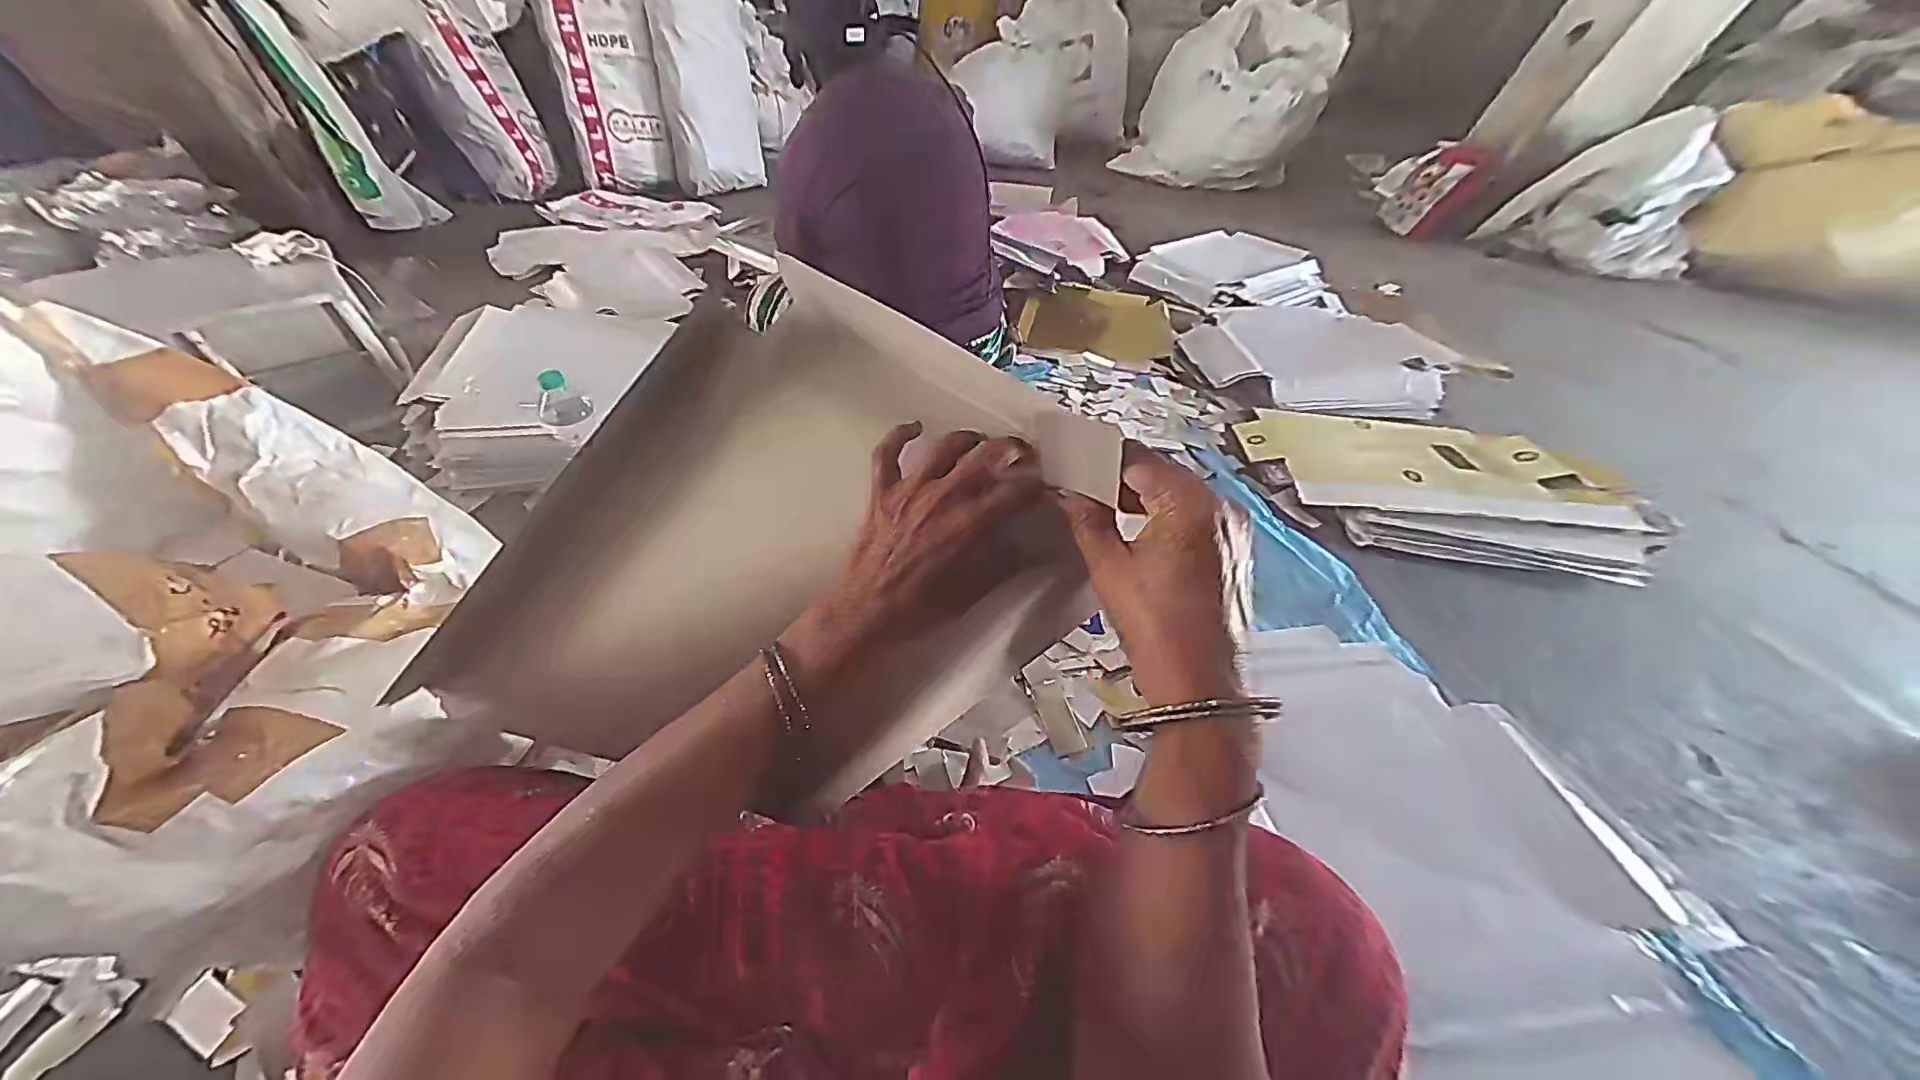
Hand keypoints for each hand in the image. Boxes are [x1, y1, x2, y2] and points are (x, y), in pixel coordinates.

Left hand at [783, 423, 1046, 679]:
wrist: (869, 611)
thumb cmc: (920, 607)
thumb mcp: (974, 590)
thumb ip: (1008, 563)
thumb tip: (1036, 548)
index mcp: (969, 523)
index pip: (1015, 491)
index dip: (1036, 485)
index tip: (1043, 487)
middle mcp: (942, 498)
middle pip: (986, 456)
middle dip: (1012, 450)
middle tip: (1022, 455)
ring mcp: (909, 491)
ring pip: (944, 446)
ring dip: (968, 439)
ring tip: (981, 442)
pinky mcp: (882, 493)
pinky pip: (888, 453)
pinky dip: (899, 435)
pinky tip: (914, 427)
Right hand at [1058, 445, 1247, 705]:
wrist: (1196, 680)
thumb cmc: (1161, 631)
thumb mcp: (1109, 568)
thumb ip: (1088, 521)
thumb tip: (1073, 498)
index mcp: (1190, 504)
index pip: (1140, 460)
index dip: (1104, 461)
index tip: (1081, 466)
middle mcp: (1219, 509)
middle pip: (1163, 474)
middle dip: (1123, 479)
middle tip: (1087, 488)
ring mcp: (1231, 530)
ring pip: (1179, 494)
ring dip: (1144, 497)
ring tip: (1107, 510)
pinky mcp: (1232, 549)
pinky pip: (1194, 516)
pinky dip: (1166, 516)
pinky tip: (1138, 531)